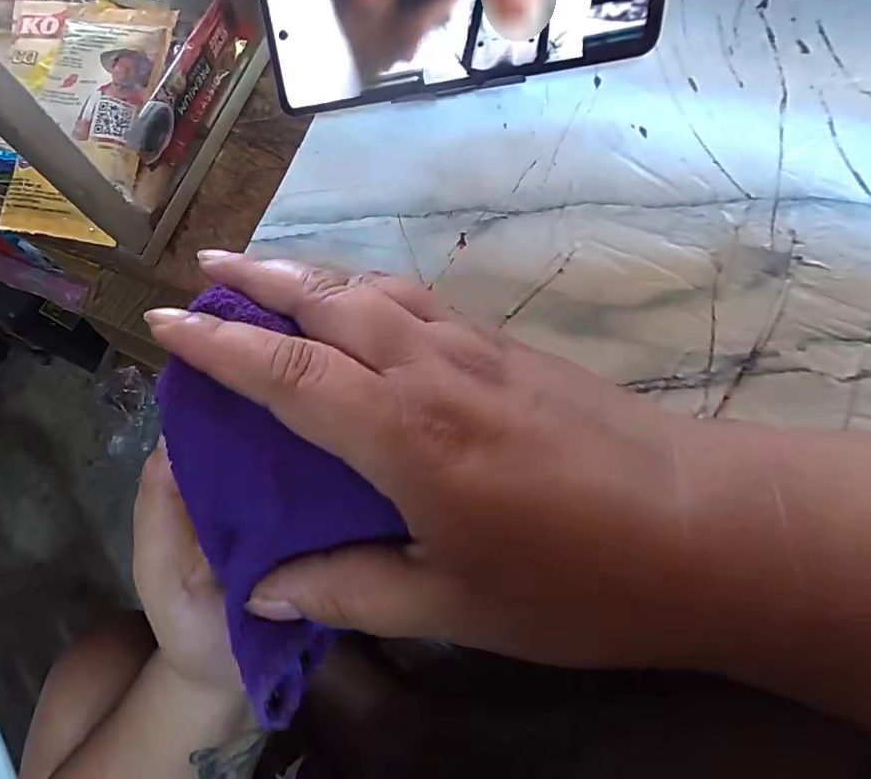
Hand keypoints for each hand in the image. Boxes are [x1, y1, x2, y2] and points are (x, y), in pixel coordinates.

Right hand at [145, 252, 722, 669]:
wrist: (704, 523)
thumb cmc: (578, 581)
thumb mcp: (456, 605)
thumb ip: (349, 589)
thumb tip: (264, 589)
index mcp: (406, 434)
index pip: (286, 373)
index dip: (218, 345)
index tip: (165, 322)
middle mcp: (429, 368)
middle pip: (325, 301)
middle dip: (256, 278)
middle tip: (204, 264)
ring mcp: (470, 345)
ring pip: (370, 288)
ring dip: (310, 273)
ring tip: (265, 271)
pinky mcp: (502, 341)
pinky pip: (413, 299)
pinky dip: (364, 288)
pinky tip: (354, 299)